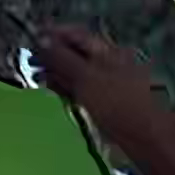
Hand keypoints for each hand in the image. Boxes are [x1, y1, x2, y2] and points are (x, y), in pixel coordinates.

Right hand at [38, 26, 174, 160]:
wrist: (145, 141)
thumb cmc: (116, 103)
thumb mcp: (84, 75)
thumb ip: (60, 56)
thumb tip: (39, 39)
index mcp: (106, 50)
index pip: (74, 34)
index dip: (52, 34)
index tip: (30, 40)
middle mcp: (105, 62)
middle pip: (72, 51)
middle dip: (50, 55)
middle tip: (30, 62)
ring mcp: (103, 82)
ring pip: (72, 71)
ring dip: (54, 72)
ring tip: (37, 79)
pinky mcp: (101, 100)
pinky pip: (77, 88)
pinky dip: (63, 87)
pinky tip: (52, 91)